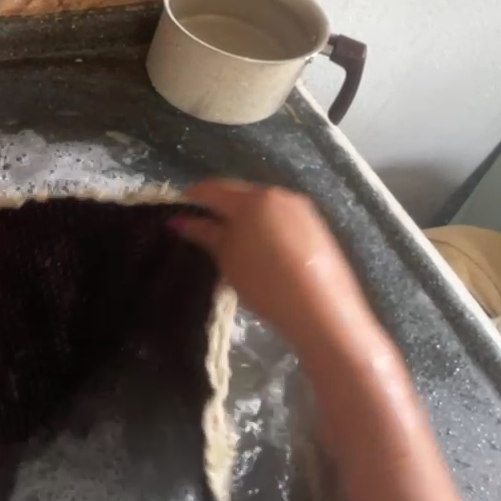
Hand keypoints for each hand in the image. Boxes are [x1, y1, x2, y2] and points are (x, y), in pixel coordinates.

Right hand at [172, 180, 387, 364]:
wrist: (324, 312)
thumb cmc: (265, 282)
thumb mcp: (227, 258)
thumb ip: (203, 233)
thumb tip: (179, 220)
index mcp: (252, 198)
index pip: (211, 188)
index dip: (190, 198)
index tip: (177, 213)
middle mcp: (277, 194)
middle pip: (238, 193)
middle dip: (218, 207)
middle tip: (201, 229)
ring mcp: (301, 209)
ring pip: (261, 205)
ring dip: (242, 216)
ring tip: (230, 241)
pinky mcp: (316, 226)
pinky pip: (280, 217)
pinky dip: (264, 226)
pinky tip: (260, 250)